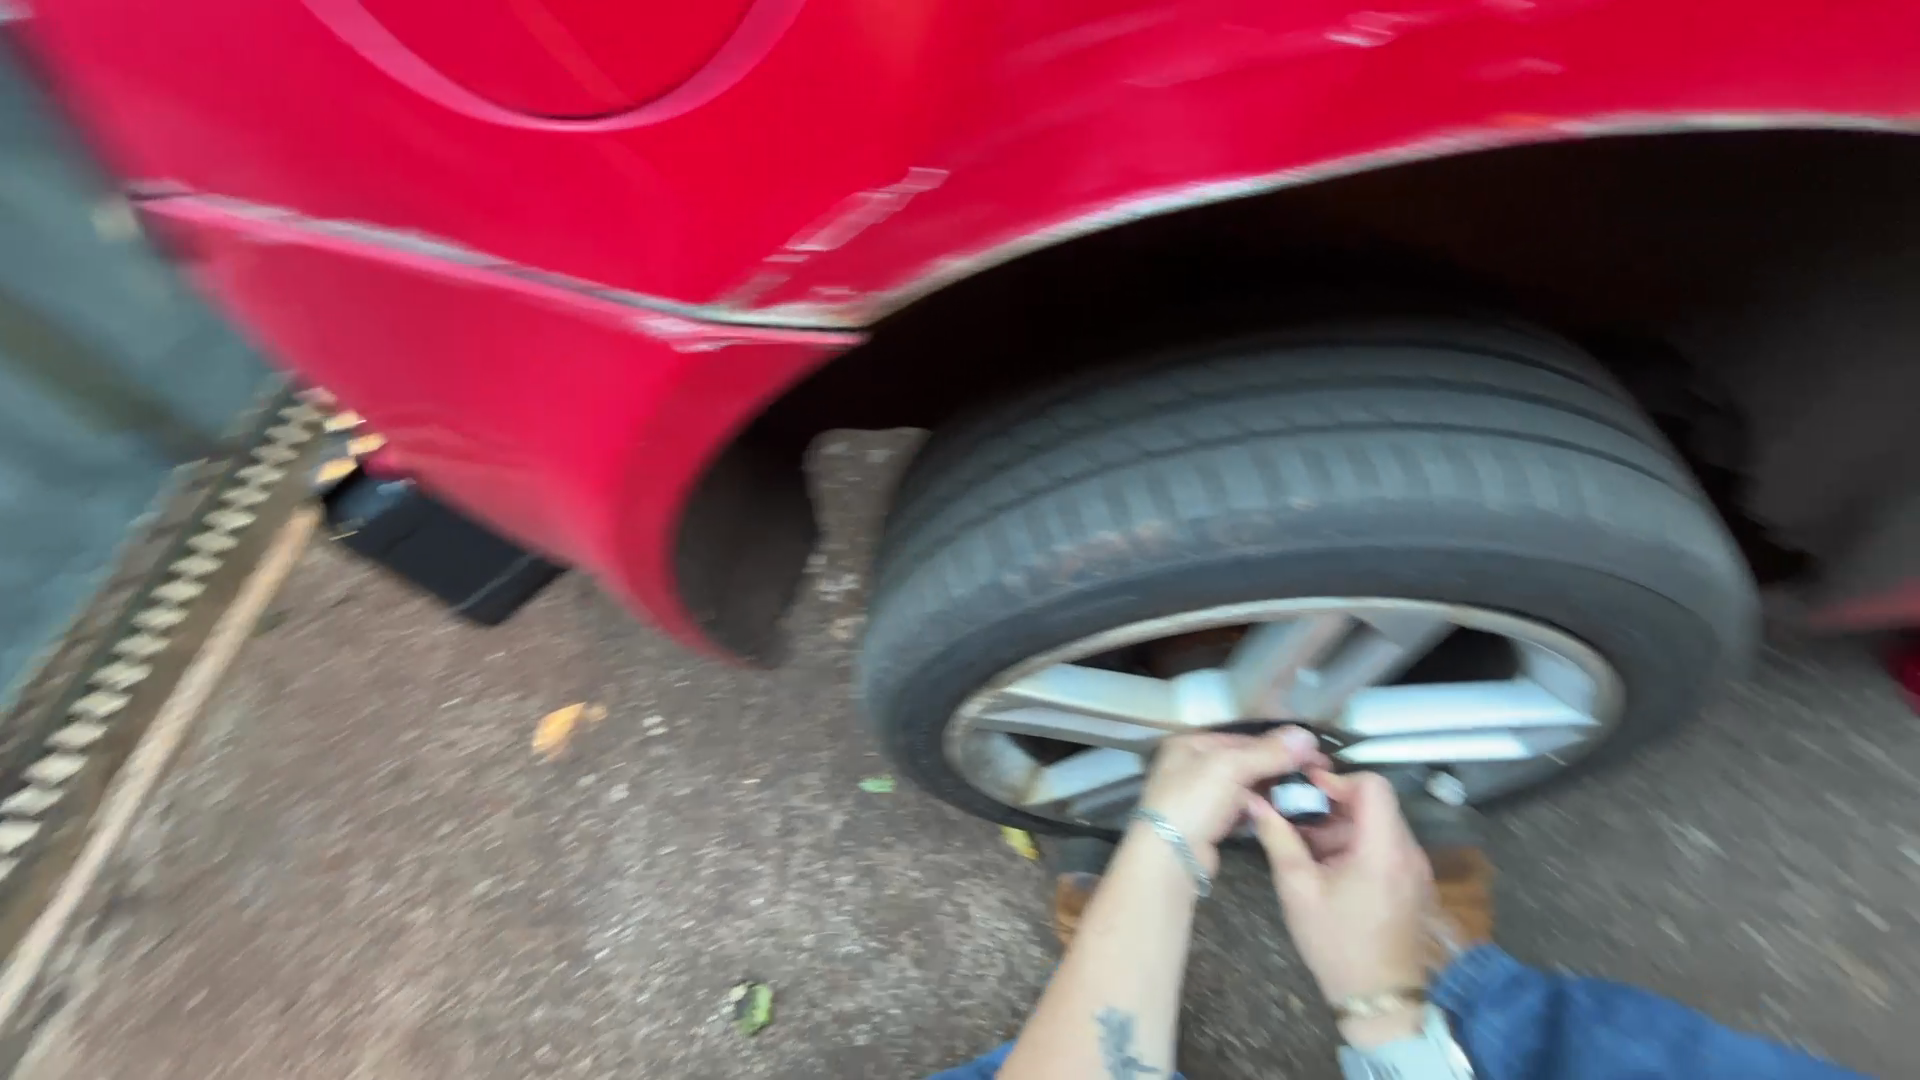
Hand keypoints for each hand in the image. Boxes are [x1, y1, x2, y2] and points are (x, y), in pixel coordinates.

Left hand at [1135, 727, 1324, 873]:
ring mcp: (1199, 795)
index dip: (1279, 745)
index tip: (1315, 754)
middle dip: (1278, 768)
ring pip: (1244, 786)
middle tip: (1317, 775)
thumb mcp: (1229, 768)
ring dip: (1272, 789)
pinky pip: (1240, 808)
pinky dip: (1260, 808)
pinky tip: (1284, 811)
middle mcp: (1192, 765)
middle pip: (1244, 761)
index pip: (1242, 738)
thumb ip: (1268, 753)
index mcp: (1190, 744)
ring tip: (1307, 794)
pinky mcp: (1209, 822)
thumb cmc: (1194, 800)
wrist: (1170, 856)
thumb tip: (1307, 734)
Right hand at [1246, 770, 1432, 1046]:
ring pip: (1376, 822)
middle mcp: (1407, 852)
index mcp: (1382, 850)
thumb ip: (1277, 837)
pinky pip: (1382, 844)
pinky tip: (1324, 862)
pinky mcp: (1410, 882)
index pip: (1372, 785)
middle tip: (1295, 814)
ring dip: (1339, 823)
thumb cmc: (1336, 942)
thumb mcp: (1297, 887)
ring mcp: (1413, 868)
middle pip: (1373, 802)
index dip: (1336, 778)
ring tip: (1303, 841)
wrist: (1379, 999)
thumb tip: (1252, 800)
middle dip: (1331, 802)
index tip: (1304, 789)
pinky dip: (1352, 842)